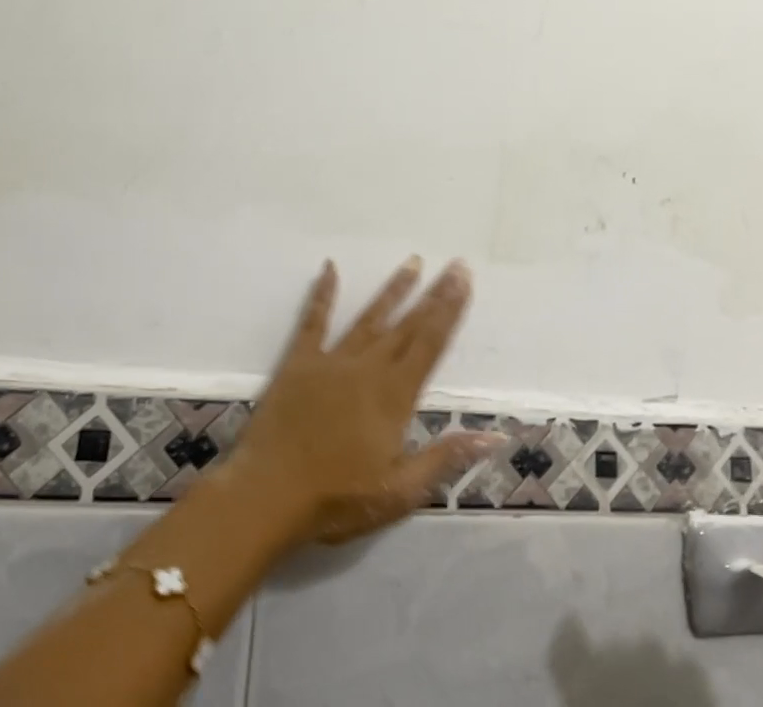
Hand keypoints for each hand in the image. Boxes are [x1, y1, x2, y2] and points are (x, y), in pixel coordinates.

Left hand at [226, 258, 504, 545]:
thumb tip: (495, 435)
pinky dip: (322, 294)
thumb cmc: (337, 499)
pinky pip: (312, 321)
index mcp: (394, 397)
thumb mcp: (399, 491)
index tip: (463, 280)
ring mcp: (330, 362)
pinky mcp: (297, 364)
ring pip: (368, 318)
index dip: (449, 311)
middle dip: (432, 295)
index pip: (430, 345)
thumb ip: (444, 457)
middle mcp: (366, 370)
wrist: (267, 494)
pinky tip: (329, 268)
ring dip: (392, 291)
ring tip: (412, 262)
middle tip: (453, 264)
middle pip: (406, 326)